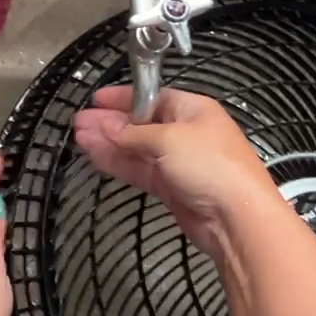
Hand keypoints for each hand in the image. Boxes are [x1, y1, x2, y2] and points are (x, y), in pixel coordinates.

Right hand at [72, 85, 282, 257]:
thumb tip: (105, 125)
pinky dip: (117, 163)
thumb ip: (132, 133)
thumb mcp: (168, 139)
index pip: (152, 97)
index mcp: (192, 110)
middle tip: (79, 123)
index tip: (96, 99)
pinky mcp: (170, 187)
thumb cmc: (211, 166)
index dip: (123, 98)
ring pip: (136, 149)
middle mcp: (184, 133)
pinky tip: (95, 157)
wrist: (236, 217)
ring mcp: (177, 162)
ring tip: (79, 139)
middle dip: (109, 123)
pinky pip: (138, 170)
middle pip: (140, 124)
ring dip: (108, 143)